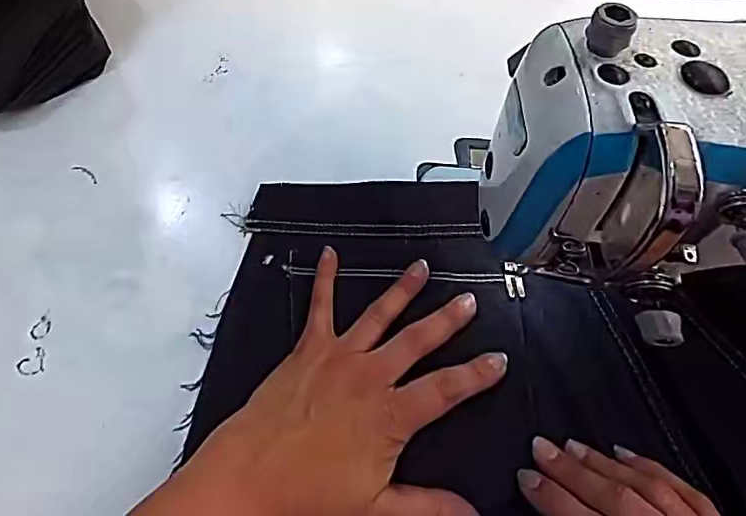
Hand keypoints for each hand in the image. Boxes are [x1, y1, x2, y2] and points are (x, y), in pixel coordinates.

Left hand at [141, 247, 508, 515]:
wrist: (247, 481)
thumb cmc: (305, 497)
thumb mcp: (374, 508)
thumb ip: (425, 507)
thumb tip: (467, 511)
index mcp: (389, 415)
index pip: (445, 389)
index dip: (476, 374)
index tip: (497, 360)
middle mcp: (370, 376)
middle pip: (419, 340)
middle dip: (448, 319)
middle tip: (468, 300)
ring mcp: (340, 356)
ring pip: (381, 314)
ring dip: (403, 289)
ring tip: (422, 269)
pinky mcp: (310, 347)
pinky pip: (320, 305)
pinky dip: (325, 278)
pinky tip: (330, 255)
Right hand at [519, 439, 720, 515]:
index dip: (554, 501)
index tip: (526, 478)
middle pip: (614, 500)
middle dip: (572, 473)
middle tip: (541, 447)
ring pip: (645, 486)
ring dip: (604, 464)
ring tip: (574, 446)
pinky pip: (681, 488)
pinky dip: (650, 466)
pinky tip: (628, 452)